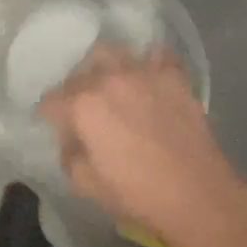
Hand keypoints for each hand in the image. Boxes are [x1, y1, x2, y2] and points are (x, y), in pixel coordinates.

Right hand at [37, 45, 246, 245]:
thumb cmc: (137, 193)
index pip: (51, 100)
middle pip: (79, 73)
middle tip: (84, 108)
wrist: (196, 194)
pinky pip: (157, 55)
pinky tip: (149, 76)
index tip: (56, 126)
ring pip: (113, 52)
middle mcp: (108, 79)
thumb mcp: (86, 185)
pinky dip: (150, 61)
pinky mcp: (173, 76)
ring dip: (106, 67)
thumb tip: (71, 141)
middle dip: (75, 89)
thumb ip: (69, 157)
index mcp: (82, 106)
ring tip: (112, 84)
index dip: (49, 114)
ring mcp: (143, 72)